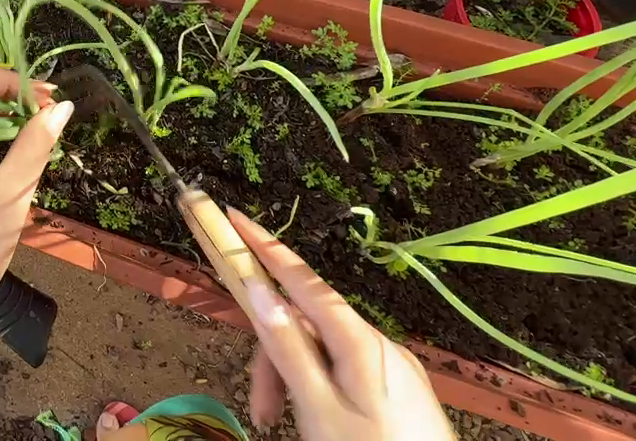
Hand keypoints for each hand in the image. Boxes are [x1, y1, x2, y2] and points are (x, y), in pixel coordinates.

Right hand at [227, 208, 453, 439]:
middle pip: (308, 327)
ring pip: (324, 353)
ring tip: (279, 422)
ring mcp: (394, 368)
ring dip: (294, 381)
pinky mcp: (402, 392)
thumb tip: (257, 289)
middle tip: (260, 408)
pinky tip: (316, 423)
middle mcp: (379, 343)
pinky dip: (320, 389)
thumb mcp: (318, 409)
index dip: (264, 246)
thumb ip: (288, 348)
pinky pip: (346, 372)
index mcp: (359, 341)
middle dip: (275, 357)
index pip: (301, 279)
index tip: (233, 215)